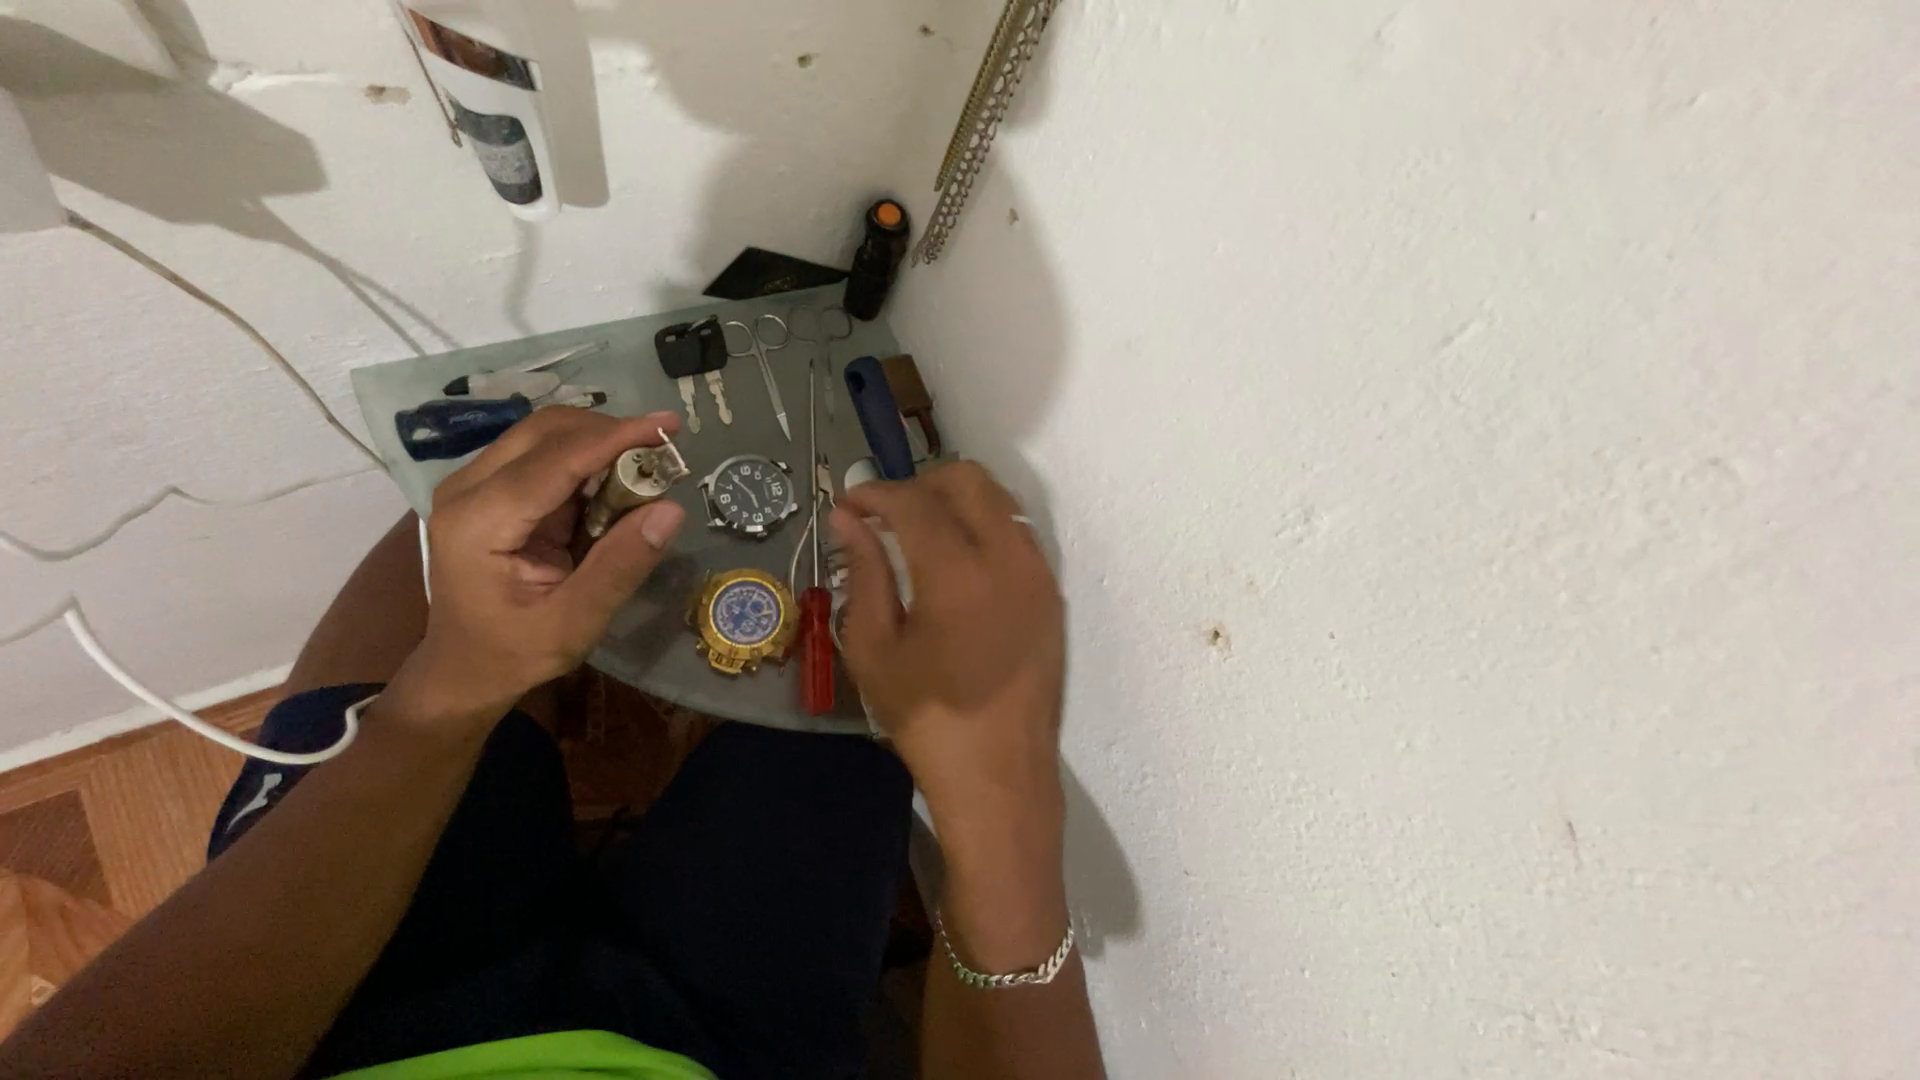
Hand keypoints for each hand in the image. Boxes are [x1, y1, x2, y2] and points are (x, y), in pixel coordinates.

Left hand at [393, 408, 685, 729]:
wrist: (464, 668)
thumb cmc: (514, 652)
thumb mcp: (575, 623)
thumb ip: (621, 565)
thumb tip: (672, 509)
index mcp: (480, 522)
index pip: (555, 459)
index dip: (615, 438)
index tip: (669, 424)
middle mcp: (469, 489)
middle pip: (547, 430)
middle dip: (610, 432)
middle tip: (664, 454)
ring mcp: (478, 485)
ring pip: (548, 435)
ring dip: (602, 444)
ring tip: (648, 474)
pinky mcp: (494, 490)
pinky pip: (548, 456)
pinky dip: (590, 462)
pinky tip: (618, 489)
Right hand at [830, 462, 1065, 830]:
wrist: (1001, 775)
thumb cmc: (928, 721)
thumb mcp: (875, 650)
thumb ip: (864, 572)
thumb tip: (848, 519)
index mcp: (959, 574)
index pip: (914, 501)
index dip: (875, 493)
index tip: (849, 505)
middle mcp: (1009, 559)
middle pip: (968, 479)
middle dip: (921, 482)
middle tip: (886, 514)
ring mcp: (1039, 575)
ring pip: (1000, 500)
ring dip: (957, 501)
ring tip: (920, 533)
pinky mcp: (1053, 595)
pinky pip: (1019, 533)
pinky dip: (986, 526)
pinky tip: (959, 561)